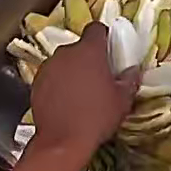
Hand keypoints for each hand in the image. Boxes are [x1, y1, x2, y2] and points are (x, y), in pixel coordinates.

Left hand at [30, 22, 137, 158]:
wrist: (63, 141)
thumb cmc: (97, 117)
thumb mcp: (122, 100)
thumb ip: (130, 80)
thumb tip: (133, 70)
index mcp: (89, 51)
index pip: (96, 29)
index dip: (104, 38)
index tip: (110, 52)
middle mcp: (66, 53)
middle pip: (79, 47)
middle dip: (88, 58)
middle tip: (99, 77)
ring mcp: (48, 67)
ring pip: (64, 62)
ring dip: (73, 71)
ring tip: (82, 92)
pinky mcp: (36, 84)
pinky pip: (52, 77)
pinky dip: (59, 84)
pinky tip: (66, 102)